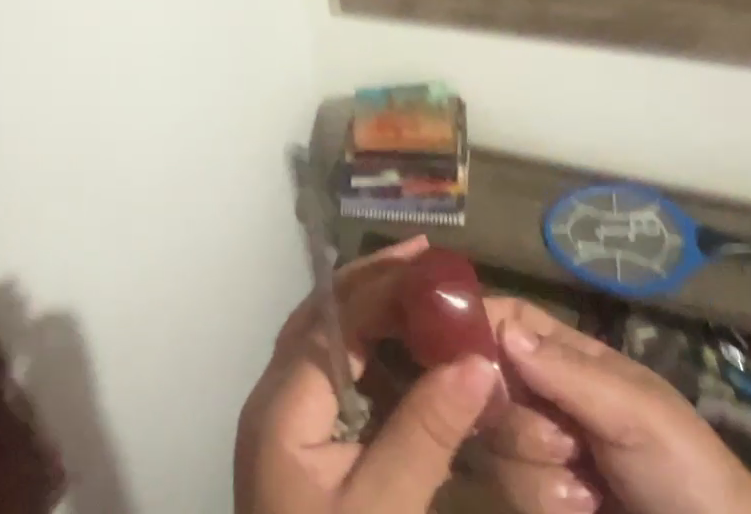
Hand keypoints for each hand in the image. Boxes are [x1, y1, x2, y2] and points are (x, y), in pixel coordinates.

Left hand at [236, 236, 500, 513]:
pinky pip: (330, 374)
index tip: (436, 264)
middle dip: (372, 283)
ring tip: (420, 289)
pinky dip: (366, 348)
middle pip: (321, 319)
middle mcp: (274, 402)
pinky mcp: (298, 443)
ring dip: (368, 309)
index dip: (385, 287)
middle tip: (429, 261)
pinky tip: (402, 349)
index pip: (335, 323)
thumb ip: (425, 432)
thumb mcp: (383, 511)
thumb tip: (477, 358)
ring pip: (323, 342)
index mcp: (283, 409)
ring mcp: (283, 422)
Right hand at [478, 300, 750, 513]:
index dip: (480, 324)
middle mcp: (548, 398)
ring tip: (587, 486)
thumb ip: (568, 373)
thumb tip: (501, 329)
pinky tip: (584, 509)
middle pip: (489, 385)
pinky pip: (507, 488)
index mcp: (574, 361)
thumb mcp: (636, 412)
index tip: (452, 345)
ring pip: (494, 442)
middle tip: (563, 441)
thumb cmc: (684, 469)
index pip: (512, 321)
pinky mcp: (536, 497)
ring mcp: (540, 450)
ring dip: (537, 468)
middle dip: (519, 419)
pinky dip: (545, 501)